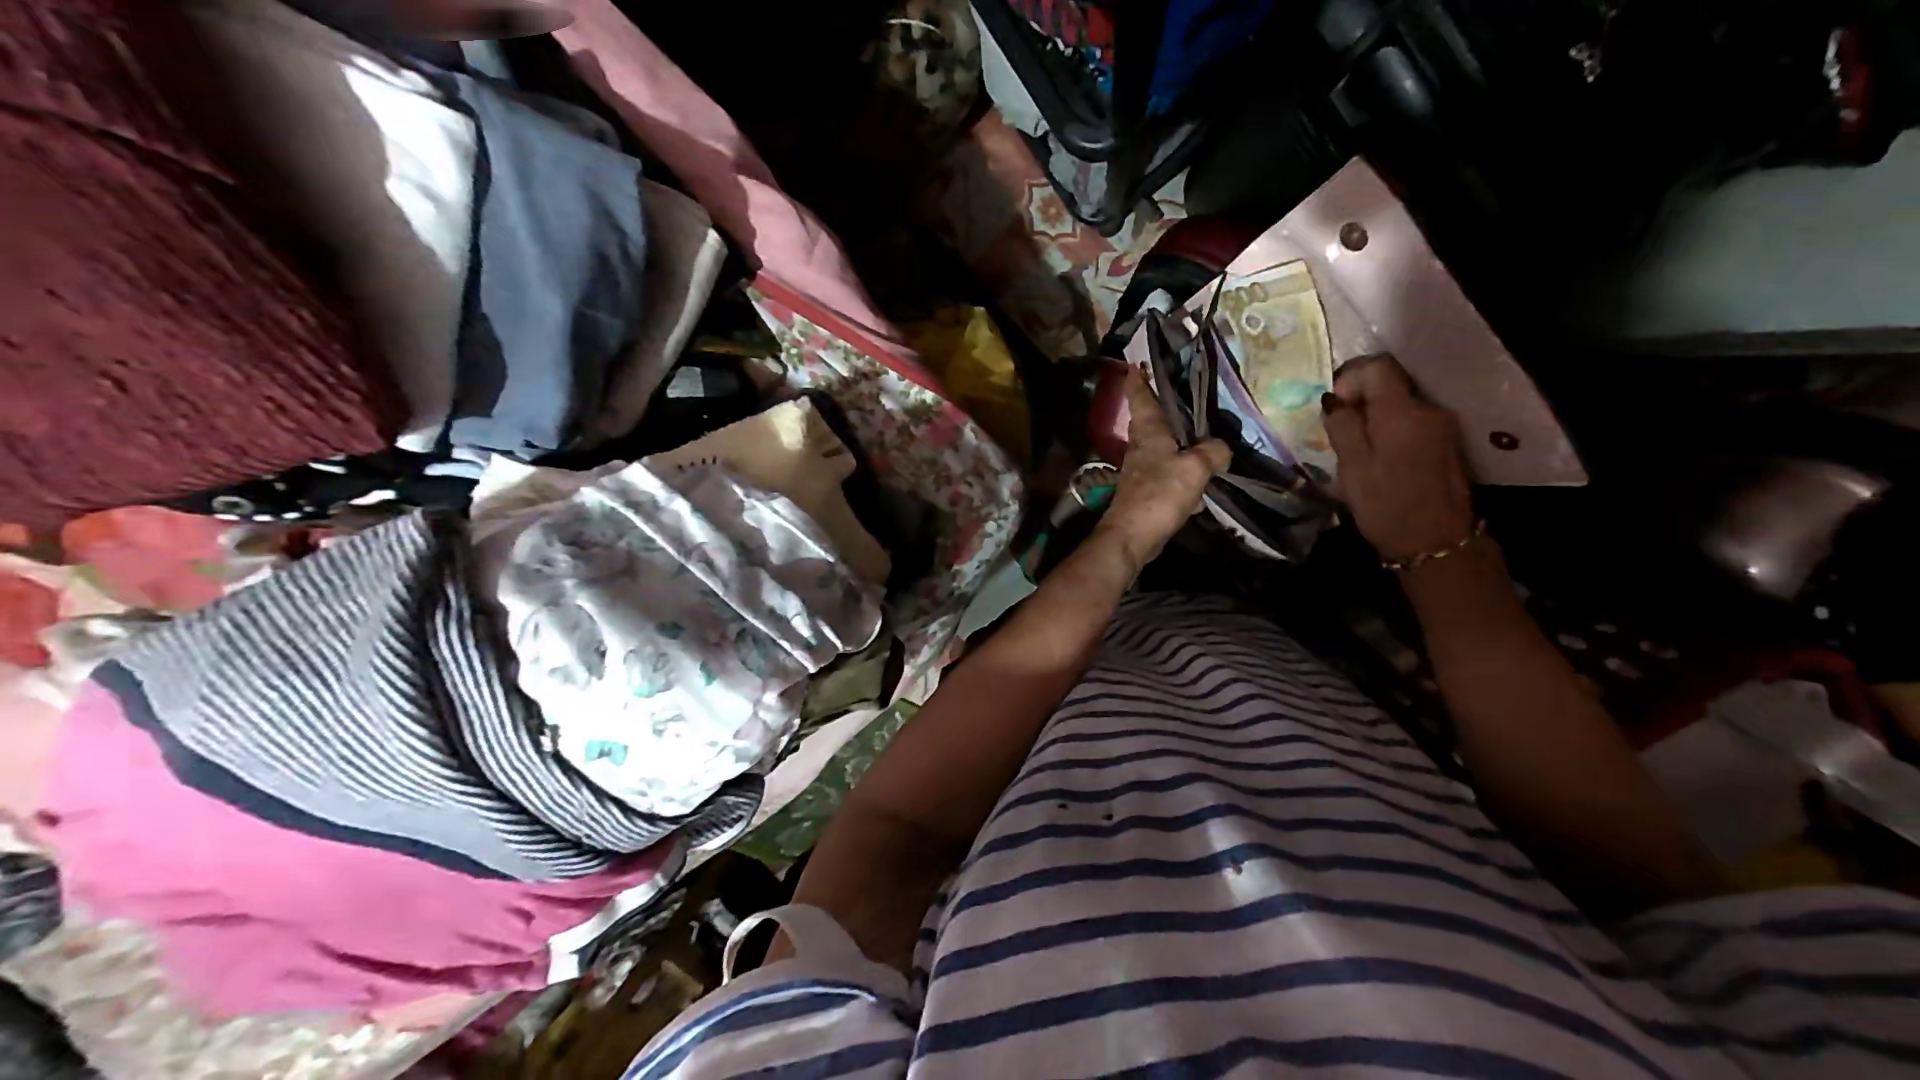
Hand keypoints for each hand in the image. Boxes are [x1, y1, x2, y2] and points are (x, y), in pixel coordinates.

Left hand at [1099, 371, 1231, 569]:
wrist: (1133, 535)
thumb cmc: (1159, 494)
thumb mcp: (1195, 468)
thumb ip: (1213, 452)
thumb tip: (1222, 449)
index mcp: (1148, 432)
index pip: (1141, 397)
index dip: (1138, 380)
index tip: (1135, 363)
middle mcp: (1141, 446)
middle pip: (1148, 420)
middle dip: (1157, 406)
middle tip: (1175, 393)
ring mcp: (1140, 470)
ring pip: (1157, 446)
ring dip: (1171, 438)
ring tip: (1194, 431)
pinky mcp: (1145, 491)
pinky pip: (1165, 471)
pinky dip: (1178, 467)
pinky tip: (1196, 476)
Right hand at [1322, 355, 1475, 563]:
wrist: (1436, 542)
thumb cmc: (1386, 504)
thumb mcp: (1352, 465)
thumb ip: (1342, 425)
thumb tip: (1335, 401)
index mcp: (1402, 412)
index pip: (1378, 367)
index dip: (1350, 377)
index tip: (1334, 407)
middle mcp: (1428, 409)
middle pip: (1389, 384)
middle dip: (1359, 400)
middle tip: (1337, 431)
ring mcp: (1441, 426)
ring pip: (1398, 405)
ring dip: (1372, 418)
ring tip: (1354, 449)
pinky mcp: (1445, 444)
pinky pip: (1410, 423)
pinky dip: (1388, 431)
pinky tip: (1376, 459)